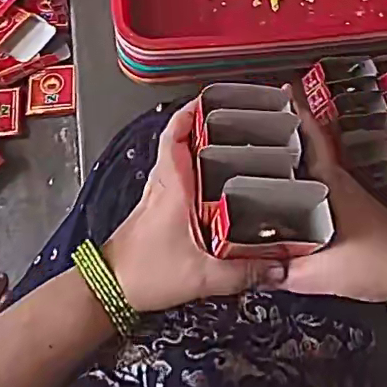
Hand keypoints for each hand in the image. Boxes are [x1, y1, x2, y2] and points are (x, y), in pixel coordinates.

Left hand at [101, 101, 284, 311]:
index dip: (191, 111)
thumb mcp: (201, 276)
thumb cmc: (143, 274)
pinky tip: (215, 182)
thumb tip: (277, 266)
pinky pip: (177, 176)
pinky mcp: (158, 209)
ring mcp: (159, 194)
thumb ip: (242, 272)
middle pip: (181, 139)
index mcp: (171, 184)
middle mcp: (163, 183)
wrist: (109, 289)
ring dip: (198, 145)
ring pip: (178, 157)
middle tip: (233, 117)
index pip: (175, 133)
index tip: (212, 97)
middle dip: (204, 123)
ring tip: (231, 142)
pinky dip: (194, 168)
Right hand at [271, 85, 386, 303]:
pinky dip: (295, 180)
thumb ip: (285, 273)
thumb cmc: (380, 261)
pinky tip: (278, 193)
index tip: (279, 91)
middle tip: (253, 120)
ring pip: (307, 165)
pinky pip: (312, 185)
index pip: (311, 135)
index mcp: (331, 183)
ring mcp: (341, 193)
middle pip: (304, 146)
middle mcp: (335, 181)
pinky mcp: (344, 209)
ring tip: (255, 152)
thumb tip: (250, 269)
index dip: (295, 111)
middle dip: (280, 131)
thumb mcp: (327, 273)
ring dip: (287, 155)